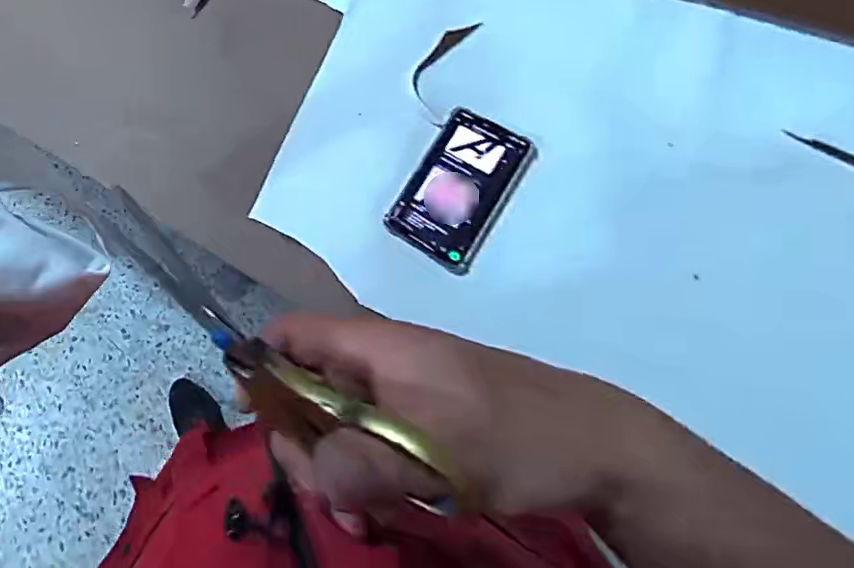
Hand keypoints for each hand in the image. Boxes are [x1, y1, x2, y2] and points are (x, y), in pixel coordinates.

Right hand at [261, 312, 665, 519]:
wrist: (601, 447)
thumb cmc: (505, 431)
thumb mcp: (429, 450)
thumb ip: (359, 463)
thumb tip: (311, 476)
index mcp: (364, 345)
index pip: (288, 335)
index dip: (260, 364)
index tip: (252, 413)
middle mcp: (371, 363)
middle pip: (306, 387)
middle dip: (300, 440)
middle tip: (316, 491)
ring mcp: (397, 394)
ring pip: (338, 424)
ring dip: (334, 471)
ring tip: (354, 519)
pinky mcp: (421, 425)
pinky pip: (372, 445)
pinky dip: (366, 479)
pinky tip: (381, 516)